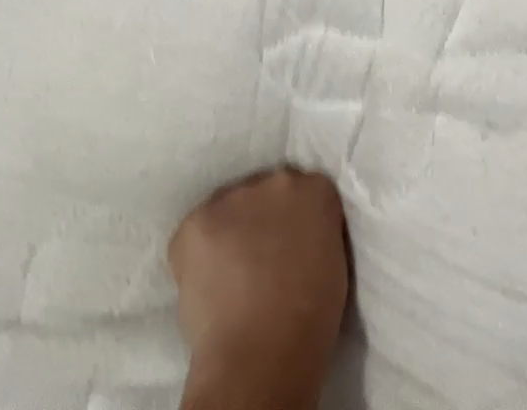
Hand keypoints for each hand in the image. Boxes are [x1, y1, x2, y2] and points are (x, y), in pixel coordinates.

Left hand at [168, 169, 348, 409]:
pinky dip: (199, 252)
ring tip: (230, 271)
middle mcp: (276, 180)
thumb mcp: (331, 255)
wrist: (263, 346)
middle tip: (260, 257)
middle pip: (264, 192)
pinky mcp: (194, 222)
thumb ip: (313, 229)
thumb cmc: (312, 310)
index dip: (295, 220)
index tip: (292, 245)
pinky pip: (197, 231)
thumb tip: (294, 234)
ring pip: (228, 208)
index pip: (305, 191)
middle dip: (261, 217)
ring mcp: (232, 198)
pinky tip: (210, 280)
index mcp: (317, 187)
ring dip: (230, 229)